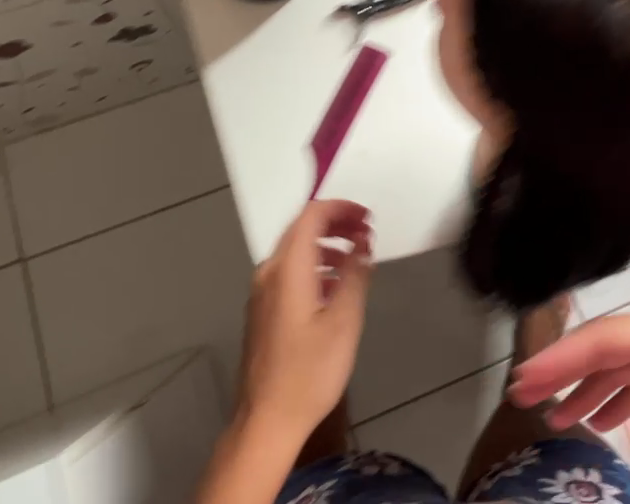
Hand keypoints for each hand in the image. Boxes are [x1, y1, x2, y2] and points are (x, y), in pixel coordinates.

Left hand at [237, 199, 373, 439]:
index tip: (368, 217)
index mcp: (288, 269)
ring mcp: (261, 292)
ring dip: (325, 245)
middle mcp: (269, 272)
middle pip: (300, 229)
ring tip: (356, 258)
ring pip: (294, 251)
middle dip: (335, 224)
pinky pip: (288, 272)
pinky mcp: (262, 311)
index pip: (311, 216)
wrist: (266, 420)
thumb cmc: (309, 372)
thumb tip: (362, 244)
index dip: (340, 208)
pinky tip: (333, 287)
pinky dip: (313, 265)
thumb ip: (354, 276)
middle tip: (366, 233)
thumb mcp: (344, 322)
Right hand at [509, 310, 629, 500]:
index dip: (566, 354)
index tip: (530, 378)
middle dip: (565, 367)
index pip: (612, 336)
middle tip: (524, 396)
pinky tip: (601, 422)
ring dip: (587, 387)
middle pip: (609, 346)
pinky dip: (616, 400)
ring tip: (554, 417)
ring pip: (623, 366)